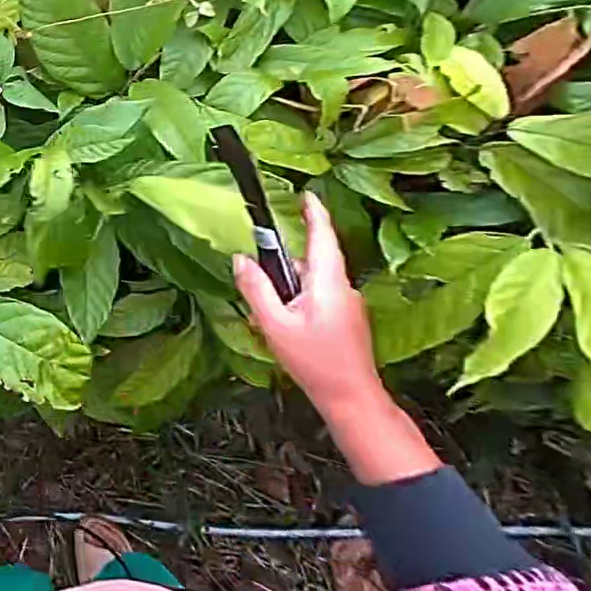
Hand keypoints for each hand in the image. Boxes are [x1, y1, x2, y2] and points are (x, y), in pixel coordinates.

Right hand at [234, 193, 438, 485]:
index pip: (322, 238)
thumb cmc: (313, 360)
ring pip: (309, 281)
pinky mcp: (343, 317)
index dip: (314, 214)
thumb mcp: (273, 323)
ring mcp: (346, 304)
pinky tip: (281, 324)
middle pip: (309, 261)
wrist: (350, 396)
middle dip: (282, 264)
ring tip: (267, 315)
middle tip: (256, 278)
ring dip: (285, 288)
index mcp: (328, 283)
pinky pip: (314, 296)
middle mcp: (342, 288)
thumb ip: (255, 288)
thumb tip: (240, 259)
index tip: (306, 195)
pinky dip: (293, 301)